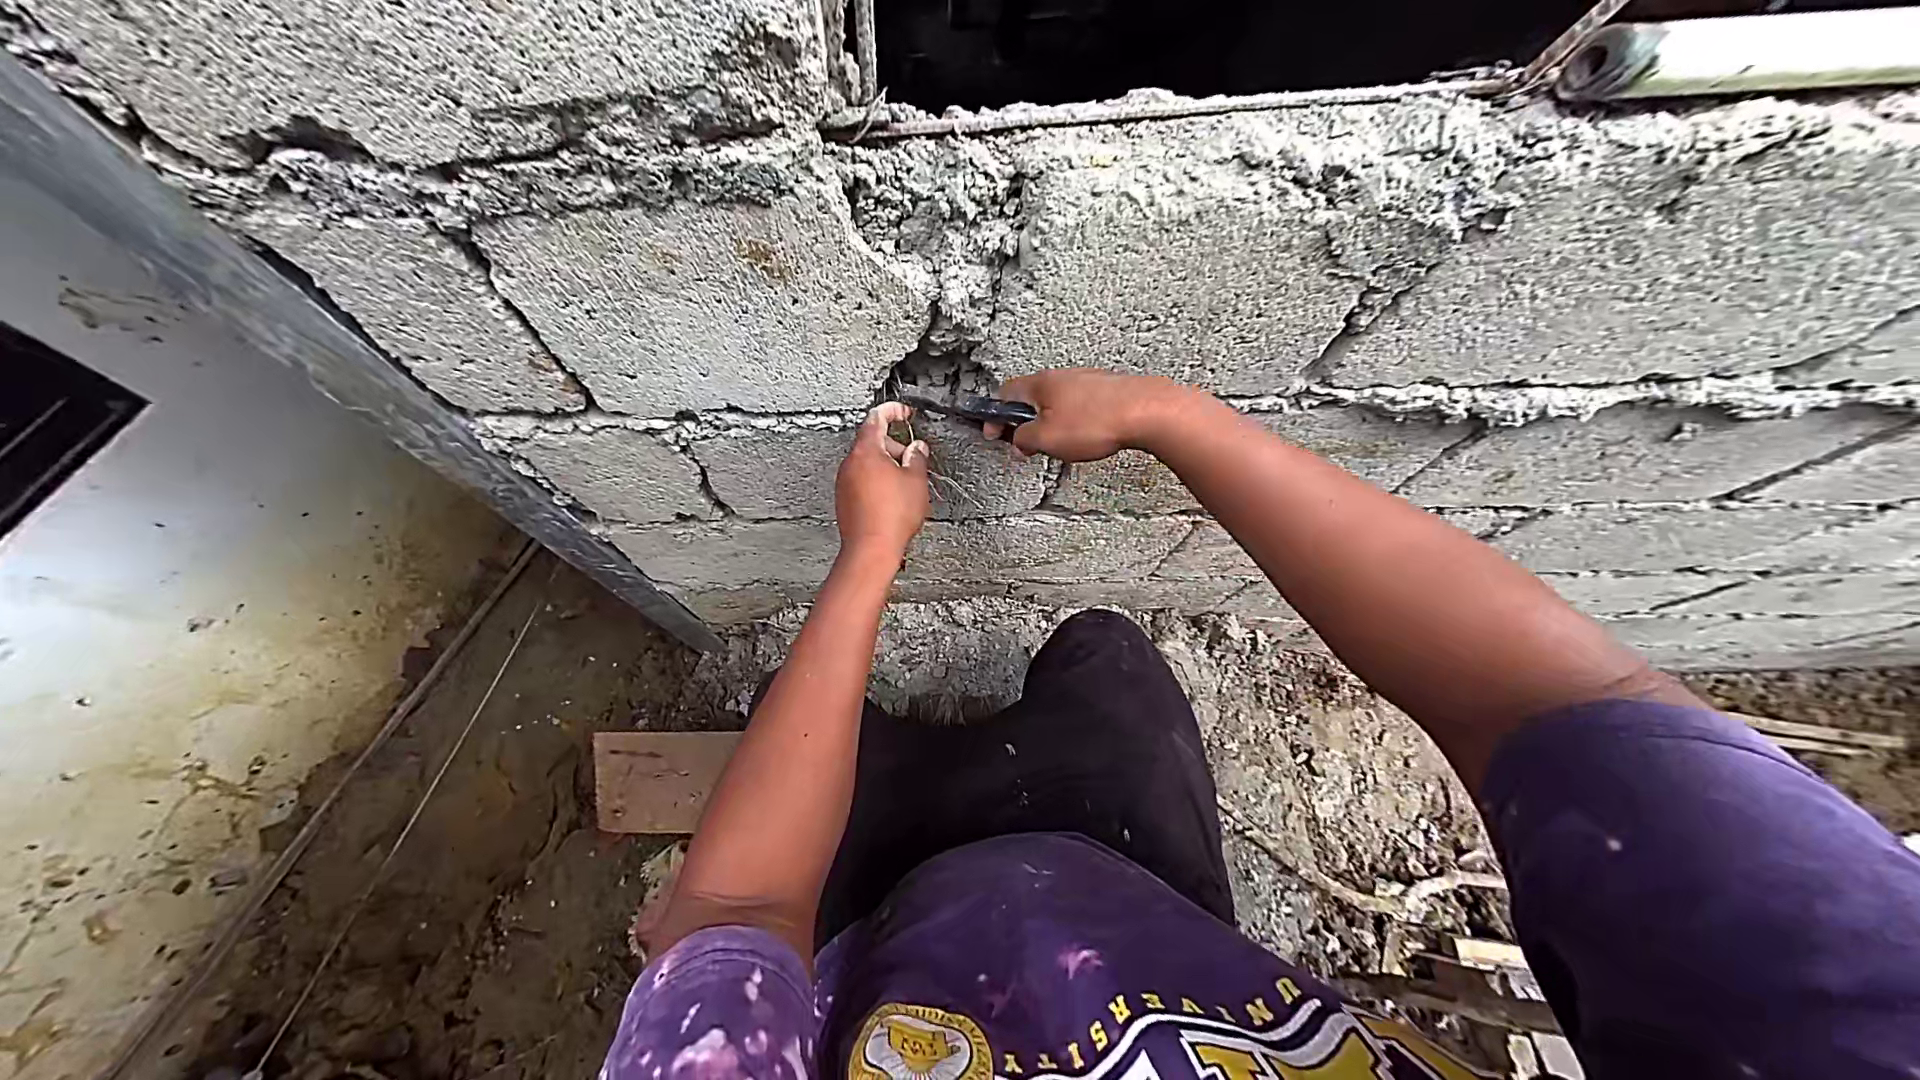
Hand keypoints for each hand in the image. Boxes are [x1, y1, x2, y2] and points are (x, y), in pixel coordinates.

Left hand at [835, 402, 929, 559]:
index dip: (893, 410)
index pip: (877, 418)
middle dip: (894, 445)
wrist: (871, 549)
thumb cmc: (891, 516)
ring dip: (886, 465)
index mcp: (866, 452)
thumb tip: (917, 448)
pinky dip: (877, 480)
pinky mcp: (845, 499)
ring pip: (867, 462)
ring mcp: (845, 482)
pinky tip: (892, 497)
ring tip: (906, 482)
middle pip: (871, 442)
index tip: (904, 412)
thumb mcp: (916, 481)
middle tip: (912, 457)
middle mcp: (850, 464)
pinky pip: (862, 480)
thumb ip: (917, 458)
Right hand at [983, 369, 1195, 461]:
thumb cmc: (1099, 421)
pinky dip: (1075, 421)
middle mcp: (1063, 377)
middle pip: (1032, 397)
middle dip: (1025, 422)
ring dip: (1051, 422)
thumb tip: (1017, 442)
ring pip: (1058, 402)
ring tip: (1060, 445)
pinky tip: (1086, 437)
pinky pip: (1082, 406)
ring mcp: (1088, 381)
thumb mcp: (1047, 439)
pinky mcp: (1108, 391)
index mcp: (1042, 384)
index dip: (995, 416)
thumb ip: (1024, 440)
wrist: (1147, 411)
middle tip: (1026, 444)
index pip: (1005, 394)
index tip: (993, 431)